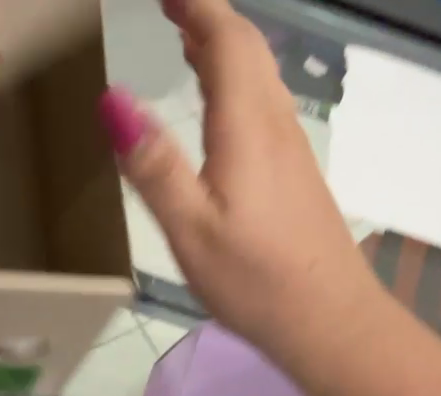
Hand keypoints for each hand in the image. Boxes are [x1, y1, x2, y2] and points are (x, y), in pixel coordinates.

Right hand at [102, 0, 385, 360]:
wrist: (326, 318)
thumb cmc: (254, 279)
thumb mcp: (190, 227)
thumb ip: (153, 166)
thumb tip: (113, 99)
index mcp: (247, 128)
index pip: (228, 42)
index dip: (199, 6)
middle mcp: (274, 126)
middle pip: (247, 52)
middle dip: (209, 20)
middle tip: (171, 6)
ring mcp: (290, 150)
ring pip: (258, 79)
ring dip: (223, 51)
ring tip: (187, 43)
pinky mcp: (293, 176)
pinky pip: (262, 107)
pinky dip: (235, 86)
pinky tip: (219, 109)